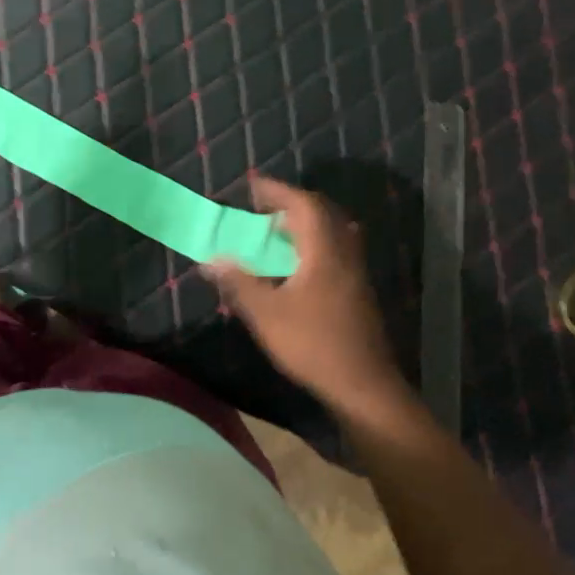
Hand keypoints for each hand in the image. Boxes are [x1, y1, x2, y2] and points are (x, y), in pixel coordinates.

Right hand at [205, 177, 409, 416]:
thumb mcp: (266, 315)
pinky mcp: (358, 293)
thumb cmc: (313, 346)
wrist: (364, 388)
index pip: (304, 205)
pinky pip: (337, 252)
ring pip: (333, 233)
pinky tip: (296, 266)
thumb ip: (238, 283)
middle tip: (264, 208)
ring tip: (277, 233)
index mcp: (323, 252)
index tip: (253, 186)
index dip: (279, 191)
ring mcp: (356, 275)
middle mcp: (344, 255)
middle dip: (293, 204)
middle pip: (324, 214)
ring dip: (306, 225)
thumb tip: (210, 259)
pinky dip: (314, 245)